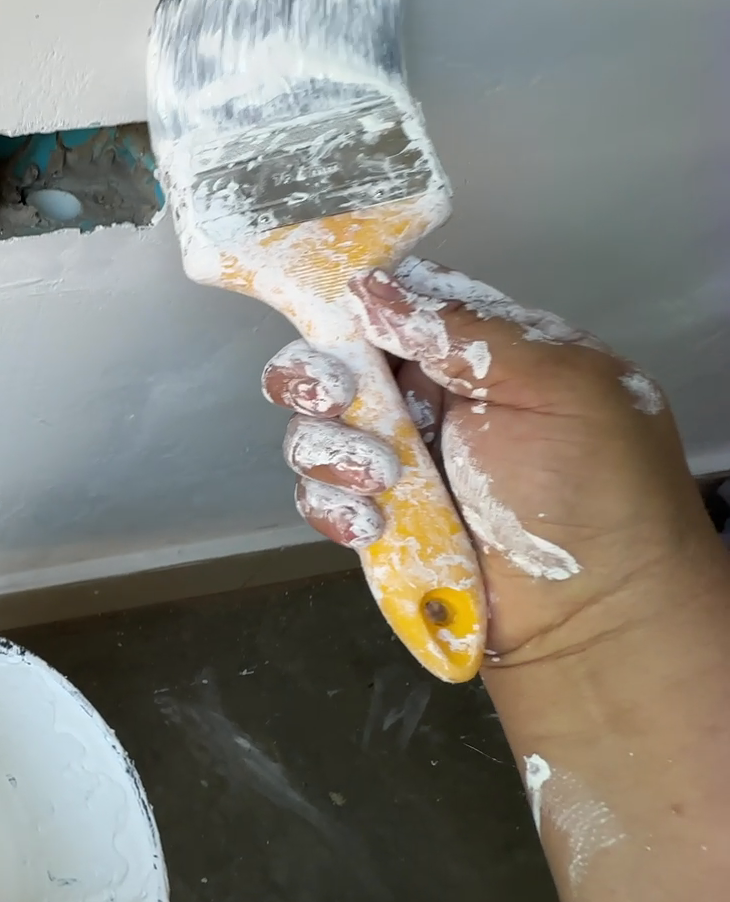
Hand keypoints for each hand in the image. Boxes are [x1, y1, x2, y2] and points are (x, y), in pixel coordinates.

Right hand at [263, 256, 719, 662]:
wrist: (589, 613)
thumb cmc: (593, 491)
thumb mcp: (556, 389)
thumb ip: (464, 333)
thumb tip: (366, 288)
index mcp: (468, 354)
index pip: (385, 307)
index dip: (341, 304)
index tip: (320, 315)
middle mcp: (416, 398)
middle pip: (321, 363)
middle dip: (310, 380)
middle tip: (336, 400)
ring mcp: (382, 456)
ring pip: (307, 429)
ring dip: (332, 454)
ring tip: (383, 483)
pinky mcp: (361, 507)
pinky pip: (312, 492)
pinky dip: (333, 508)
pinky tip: (374, 524)